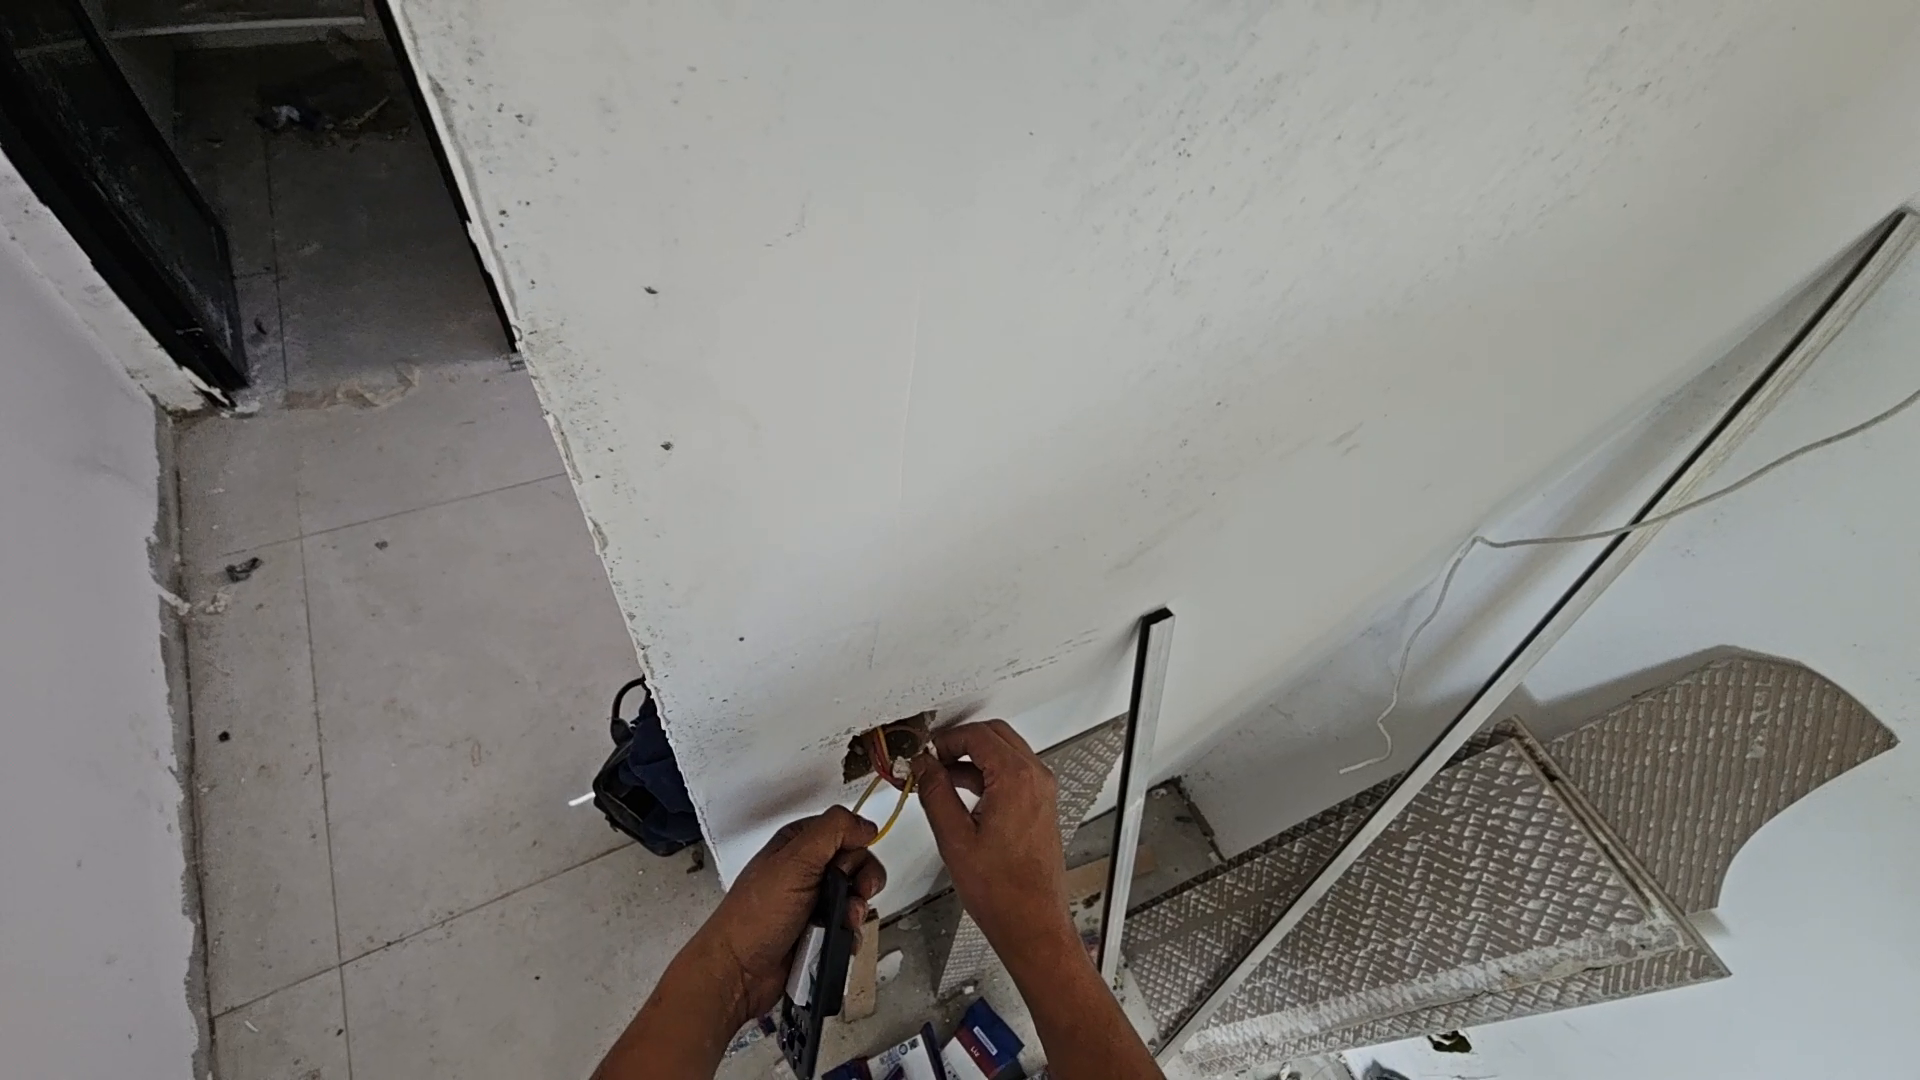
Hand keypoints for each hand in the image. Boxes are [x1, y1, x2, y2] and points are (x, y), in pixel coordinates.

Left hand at [686, 806, 886, 1024]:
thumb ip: (832, 832)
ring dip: (855, 910)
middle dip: (861, 880)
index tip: (850, 863)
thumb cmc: (753, 918)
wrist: (739, 976)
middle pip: (857, 863)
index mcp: (799, 844)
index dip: (856, 845)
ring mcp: (814, 901)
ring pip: (856, 897)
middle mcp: (808, 870)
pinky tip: (835, 939)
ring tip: (841, 921)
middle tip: (854, 892)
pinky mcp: (820, 931)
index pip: (845, 830)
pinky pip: (850, 927)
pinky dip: (849, 934)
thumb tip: (865, 825)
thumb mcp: (794, 861)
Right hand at [912, 720, 1075, 959]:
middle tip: (932, 759)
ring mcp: (1042, 790)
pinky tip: (963, 792)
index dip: (946, 739)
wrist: (1034, 924)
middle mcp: (1036, 778)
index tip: (926, 753)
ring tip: (942, 777)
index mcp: (1016, 779)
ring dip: (974, 756)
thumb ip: (935, 793)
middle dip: (960, 741)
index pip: (977, 735)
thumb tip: (923, 766)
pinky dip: (988, 771)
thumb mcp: (954, 838)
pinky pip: (1014, 771)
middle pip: (994, 734)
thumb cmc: (1003, 892)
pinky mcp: (1041, 804)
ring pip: (1005, 750)